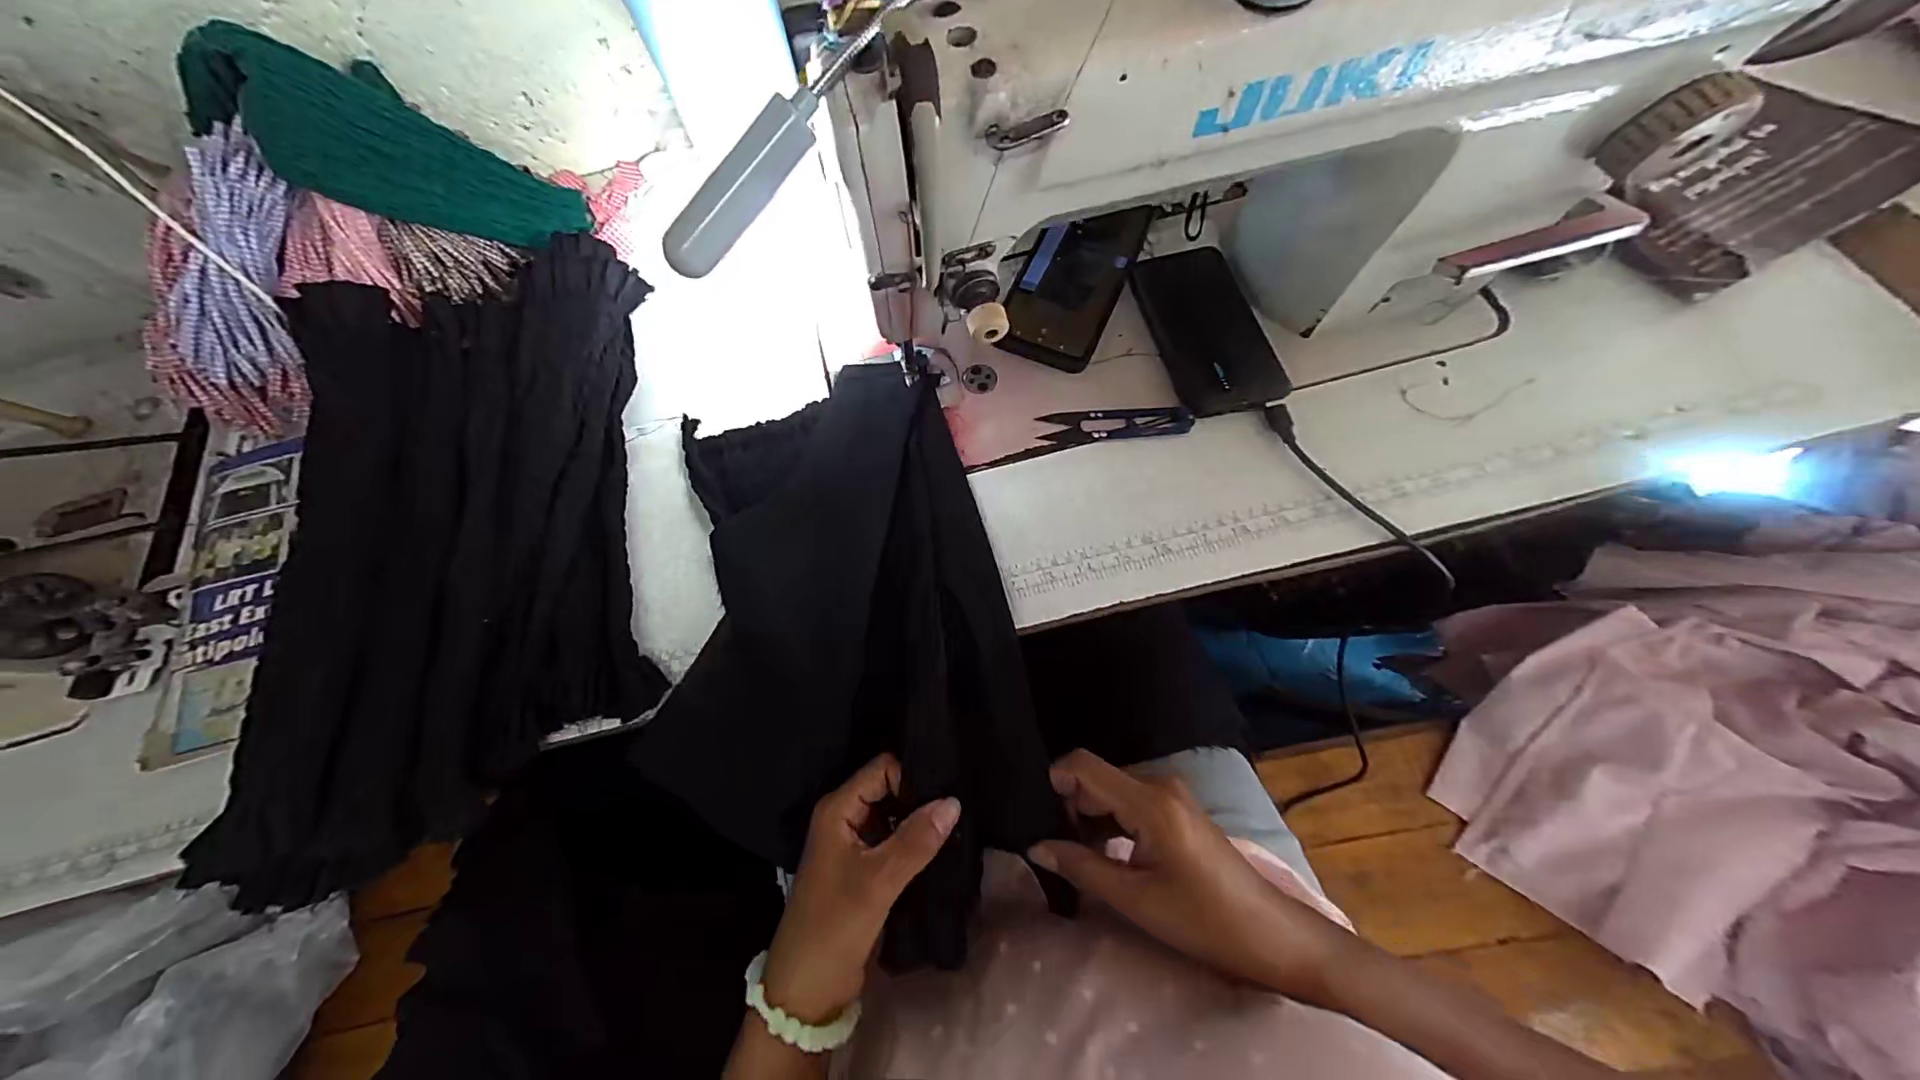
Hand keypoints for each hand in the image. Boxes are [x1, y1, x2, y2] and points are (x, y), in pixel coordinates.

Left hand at [759, 754, 960, 1024]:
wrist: (806, 990)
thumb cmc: (834, 926)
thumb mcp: (877, 882)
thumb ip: (915, 841)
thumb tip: (953, 802)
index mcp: (837, 810)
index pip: (882, 770)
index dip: (913, 777)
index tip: (947, 792)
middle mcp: (844, 819)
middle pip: (889, 790)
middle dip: (921, 798)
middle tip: (960, 809)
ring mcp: (854, 845)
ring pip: (894, 817)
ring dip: (921, 823)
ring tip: (958, 826)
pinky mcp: (864, 869)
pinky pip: (894, 842)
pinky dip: (915, 844)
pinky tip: (943, 849)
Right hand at [1028, 750, 1354, 1005]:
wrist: (1273, 936)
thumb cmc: (1204, 921)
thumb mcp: (1135, 899)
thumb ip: (1082, 867)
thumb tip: (1036, 846)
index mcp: (1150, 801)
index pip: (1084, 764)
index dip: (1055, 781)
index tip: (1043, 818)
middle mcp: (1160, 784)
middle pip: (1097, 777)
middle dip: (1073, 807)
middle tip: (1064, 851)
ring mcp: (1173, 794)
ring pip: (1113, 790)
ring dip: (1092, 818)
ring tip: (1086, 859)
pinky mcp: (1179, 808)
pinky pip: (1132, 800)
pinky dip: (1113, 822)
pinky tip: (1112, 856)